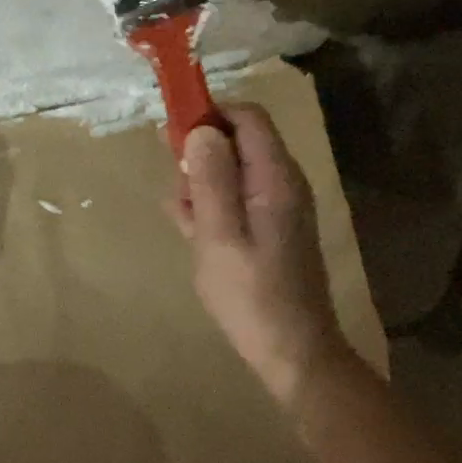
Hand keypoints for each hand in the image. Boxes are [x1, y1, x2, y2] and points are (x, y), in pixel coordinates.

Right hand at [168, 106, 349, 404]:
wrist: (291, 349)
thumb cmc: (249, 293)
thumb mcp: (219, 235)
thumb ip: (211, 180)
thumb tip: (201, 129)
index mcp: (275, 178)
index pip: (247, 118)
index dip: (208, 114)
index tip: (170, 133)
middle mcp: (283, 184)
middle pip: (238, 142)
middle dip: (199, 156)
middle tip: (179, 194)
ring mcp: (278, 208)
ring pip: (232, 172)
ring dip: (201, 186)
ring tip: (185, 222)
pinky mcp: (270, 230)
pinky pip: (235, 200)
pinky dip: (210, 208)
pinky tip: (195, 235)